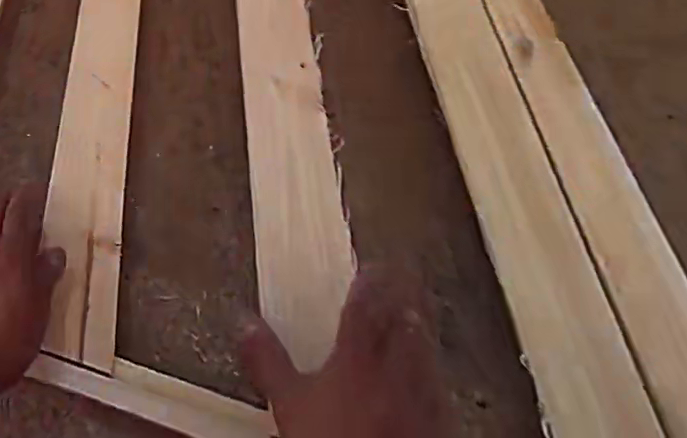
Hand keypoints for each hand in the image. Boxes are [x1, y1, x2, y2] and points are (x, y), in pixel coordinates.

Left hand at [0, 182, 66, 395]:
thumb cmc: (8, 341)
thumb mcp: (38, 312)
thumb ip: (46, 277)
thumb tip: (56, 252)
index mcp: (11, 253)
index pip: (19, 211)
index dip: (28, 196)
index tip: (36, 188)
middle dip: (8, 196)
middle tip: (21, 196)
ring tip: (4, 211)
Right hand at [240, 270, 452, 437]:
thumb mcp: (288, 403)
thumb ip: (268, 360)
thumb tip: (245, 322)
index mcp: (358, 357)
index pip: (366, 307)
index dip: (369, 283)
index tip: (371, 266)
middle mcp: (396, 373)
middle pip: (405, 324)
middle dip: (403, 299)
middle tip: (400, 279)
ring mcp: (425, 403)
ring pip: (427, 356)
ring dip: (420, 332)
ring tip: (415, 317)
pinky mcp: (442, 431)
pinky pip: (439, 390)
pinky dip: (431, 374)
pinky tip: (427, 379)